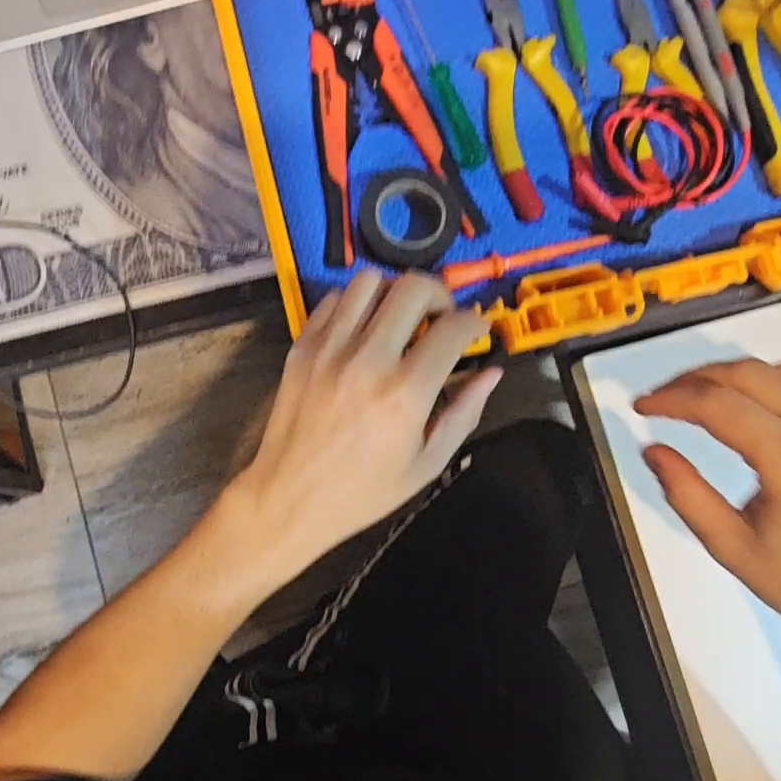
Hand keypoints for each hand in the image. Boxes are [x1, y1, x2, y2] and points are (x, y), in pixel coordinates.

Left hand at [221, 271, 500, 582]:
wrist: (289, 498)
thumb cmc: (362, 492)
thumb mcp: (425, 465)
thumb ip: (463, 414)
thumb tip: (492, 374)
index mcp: (405, 393)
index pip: (454, 327)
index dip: (475, 322)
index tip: (475, 331)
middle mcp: (368, 360)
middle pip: (414, 288)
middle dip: (440, 295)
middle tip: (441, 318)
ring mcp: (329, 349)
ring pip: (370, 281)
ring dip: (394, 293)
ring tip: (400, 319)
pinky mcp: (302, 347)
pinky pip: (334, 300)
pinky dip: (356, 304)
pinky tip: (363, 330)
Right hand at [635, 359, 780, 683]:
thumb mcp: (732, 548)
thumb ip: (685, 493)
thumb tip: (653, 450)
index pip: (716, 404)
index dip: (670, 398)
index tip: (643, 406)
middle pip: (750, 373)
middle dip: (698, 378)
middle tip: (668, 395)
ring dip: (740, 379)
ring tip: (711, 400)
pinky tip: (768, 409)